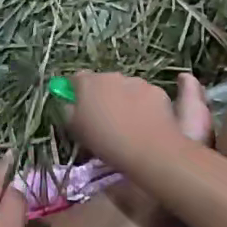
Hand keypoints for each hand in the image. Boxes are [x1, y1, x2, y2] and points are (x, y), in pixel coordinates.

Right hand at [65, 72, 207, 171]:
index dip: (75, 91)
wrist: (149, 150)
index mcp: (88, 83)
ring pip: (125, 87)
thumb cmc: (105, 141)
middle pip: (102, 82)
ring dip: (122, 98)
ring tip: (126, 122)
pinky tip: (143, 122)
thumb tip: (69, 103)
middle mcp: (112, 76)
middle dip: (101, 95)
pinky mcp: (157, 91)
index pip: (75, 78)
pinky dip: (142, 104)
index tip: (77, 106)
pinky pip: (144, 95)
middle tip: (103, 118)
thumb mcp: (75, 129)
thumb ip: (68, 110)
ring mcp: (137, 82)